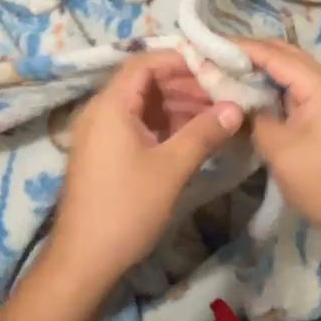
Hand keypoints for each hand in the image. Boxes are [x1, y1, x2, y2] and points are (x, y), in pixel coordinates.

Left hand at [48, 51, 243, 279]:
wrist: (84, 259)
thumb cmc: (126, 207)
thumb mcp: (171, 168)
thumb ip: (203, 133)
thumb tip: (236, 107)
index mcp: (111, 104)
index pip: (145, 63)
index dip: (180, 61)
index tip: (214, 68)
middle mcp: (101, 110)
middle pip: (145, 82)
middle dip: (184, 85)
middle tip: (222, 95)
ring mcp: (100, 132)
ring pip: (143, 105)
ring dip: (177, 106)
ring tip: (215, 116)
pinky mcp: (104, 152)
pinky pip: (137, 124)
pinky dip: (164, 125)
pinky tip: (192, 136)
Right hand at [235, 37, 320, 241]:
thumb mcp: (278, 150)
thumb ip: (252, 115)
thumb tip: (234, 98)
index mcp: (318, 83)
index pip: (271, 53)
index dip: (239, 47)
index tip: (208, 45)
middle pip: (284, 53)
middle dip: (250, 52)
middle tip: (216, 57)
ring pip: (293, 68)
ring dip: (263, 67)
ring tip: (230, 71)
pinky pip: (300, 84)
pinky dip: (277, 83)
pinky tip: (256, 92)